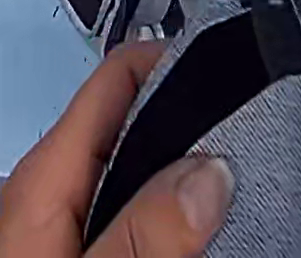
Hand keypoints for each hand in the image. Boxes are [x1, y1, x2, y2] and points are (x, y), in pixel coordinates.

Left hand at [0, 42, 233, 257]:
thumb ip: (145, 233)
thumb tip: (212, 170)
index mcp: (50, 171)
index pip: (121, 74)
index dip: (175, 61)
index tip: (230, 76)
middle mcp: (59, 183)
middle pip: (137, 114)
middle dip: (192, 120)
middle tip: (249, 137)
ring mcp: (71, 218)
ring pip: (143, 162)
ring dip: (189, 167)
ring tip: (239, 178)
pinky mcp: (84, 250)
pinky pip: (139, 205)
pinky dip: (175, 207)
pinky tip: (205, 227)